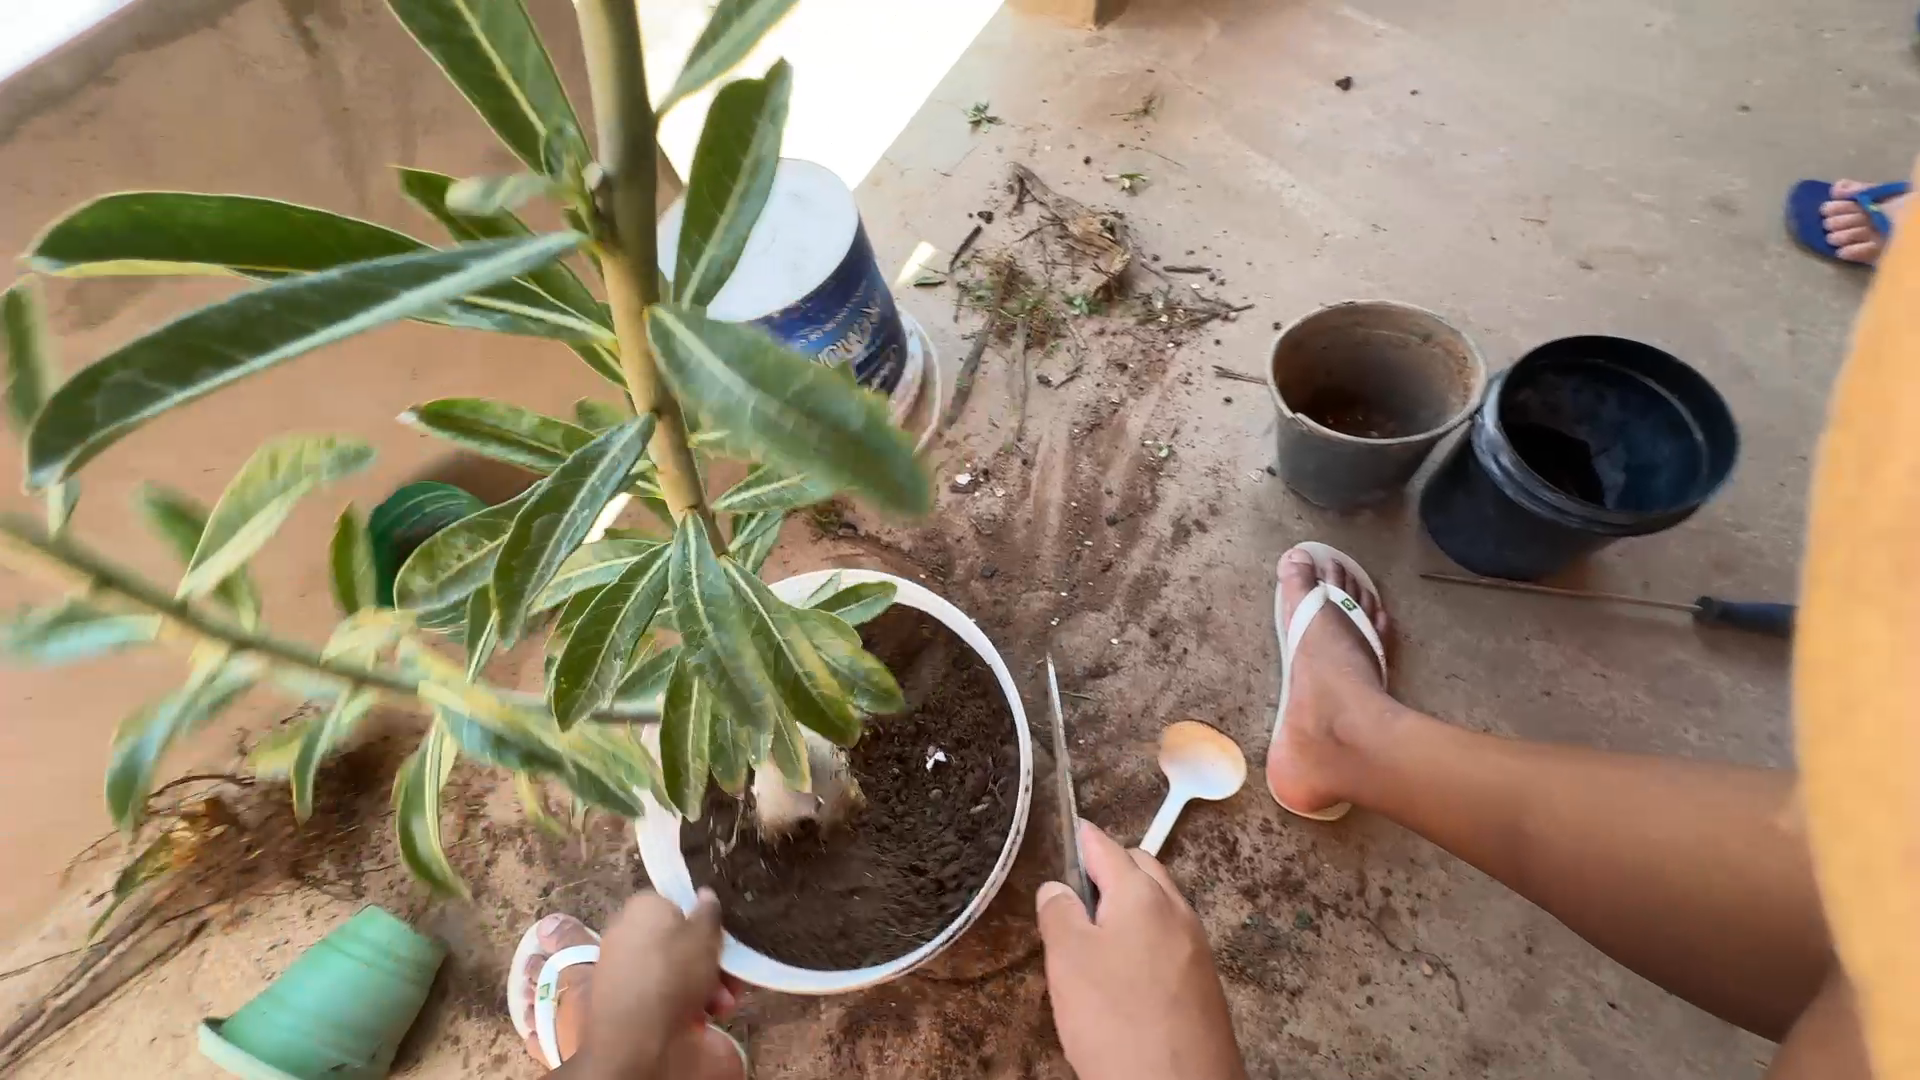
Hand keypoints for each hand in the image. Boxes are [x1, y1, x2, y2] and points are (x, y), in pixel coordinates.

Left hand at [565, 890, 743, 1079]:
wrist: (631, 1042)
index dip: (703, 921)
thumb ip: (709, 912)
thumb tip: (704, 894)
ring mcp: (618, 967)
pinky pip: (656, 991)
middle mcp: (625, 930)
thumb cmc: (673, 974)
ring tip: (722, 1004)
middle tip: (729, 978)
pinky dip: (679, 1002)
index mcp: (643, 905)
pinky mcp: (617, 999)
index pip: (678, 902)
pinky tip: (701, 1017)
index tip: (721, 940)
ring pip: (670, 968)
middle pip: (677, 939)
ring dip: (702, 984)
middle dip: (708, 960)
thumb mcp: (706, 935)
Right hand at [1036, 821, 1247, 1079]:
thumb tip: (1058, 888)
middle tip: (1077, 895)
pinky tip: (1129, 971)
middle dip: (1110, 869)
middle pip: (1140, 868)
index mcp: (1141, 893)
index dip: (1081, 837)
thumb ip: (1058, 913)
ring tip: (1099, 937)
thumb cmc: (1117, 1019)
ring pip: (1159, 904)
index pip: (1105, 845)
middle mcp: (1176, 909)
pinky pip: (1171, 938)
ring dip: (1131, 904)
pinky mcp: (1205, 983)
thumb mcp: (1068, 961)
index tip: (1065, 833)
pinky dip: (1149, 937)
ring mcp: (1197, 946)